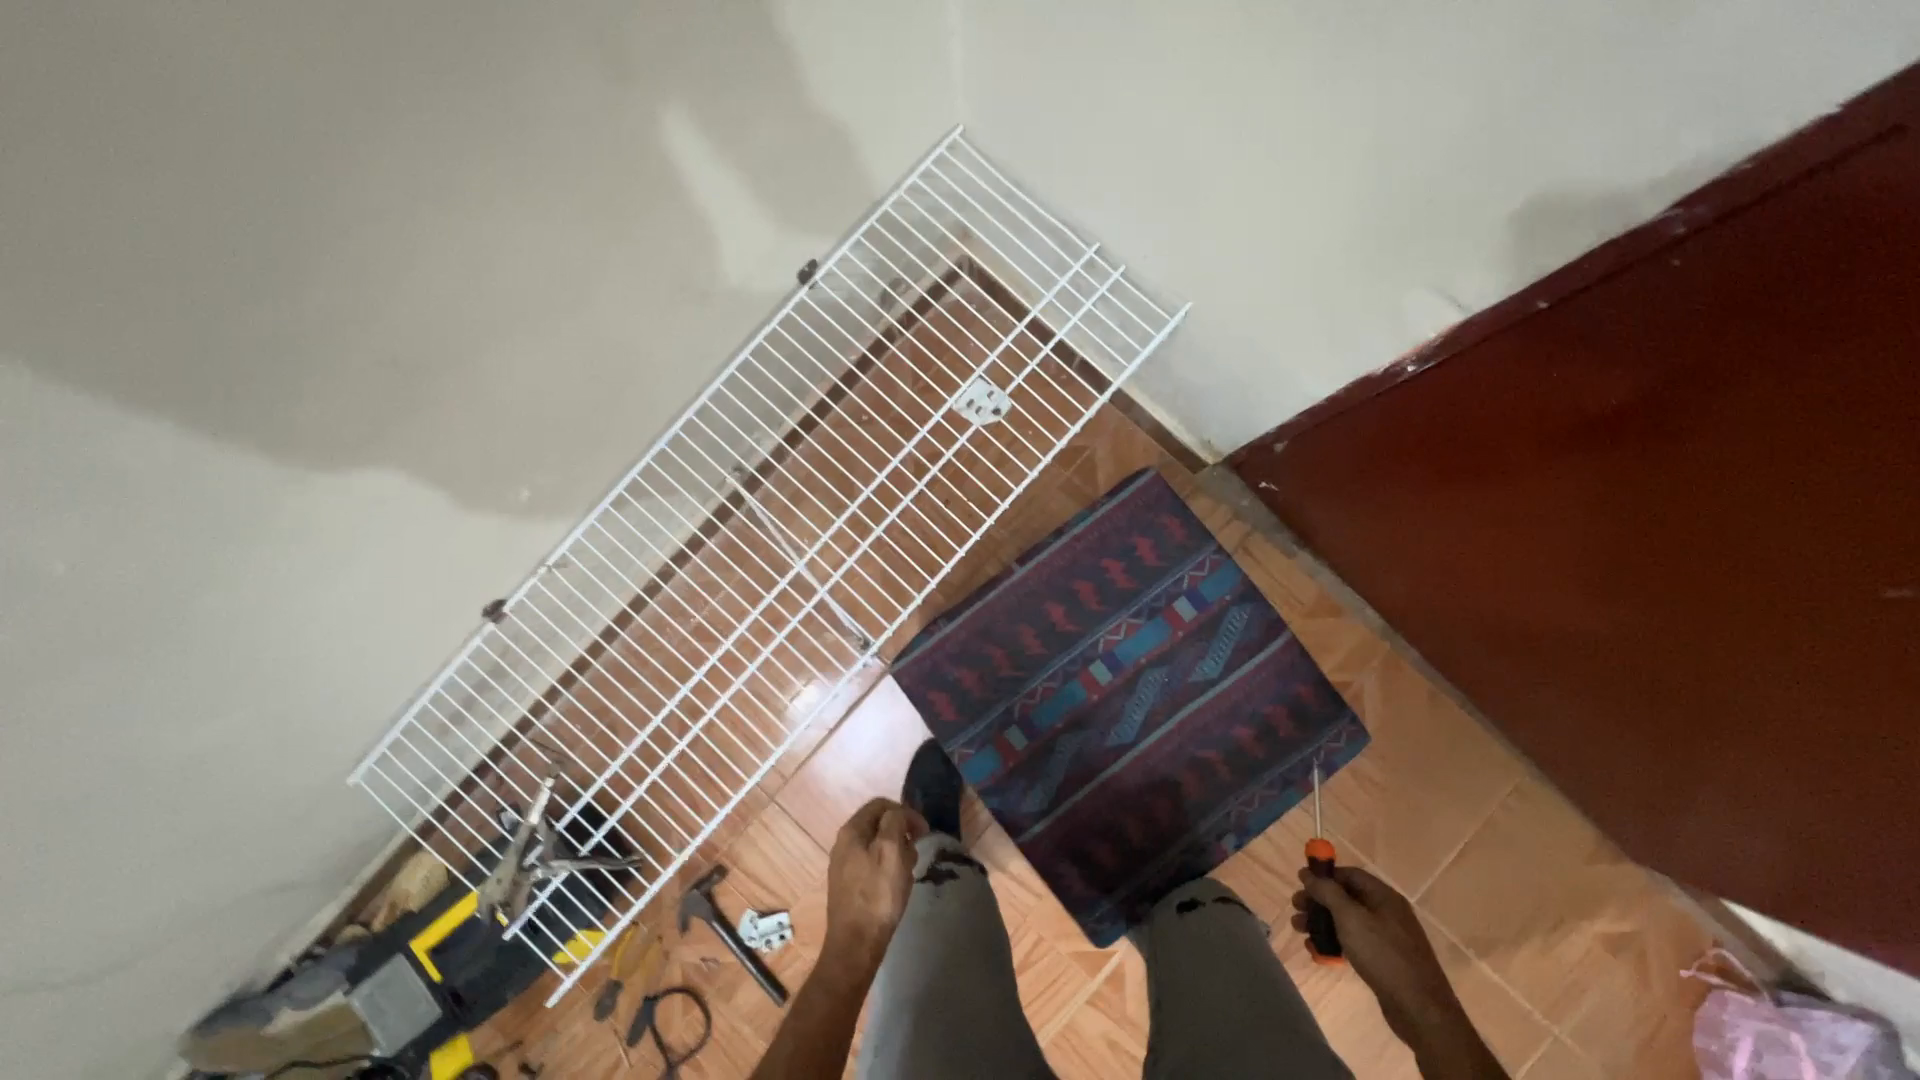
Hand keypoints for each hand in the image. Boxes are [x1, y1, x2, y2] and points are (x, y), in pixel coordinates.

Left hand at [824, 798, 926, 974]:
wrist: (856, 943)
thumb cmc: (877, 894)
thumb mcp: (891, 850)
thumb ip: (895, 822)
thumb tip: (898, 814)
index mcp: (851, 831)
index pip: (881, 805)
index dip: (905, 812)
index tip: (923, 832)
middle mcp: (844, 844)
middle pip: (879, 824)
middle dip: (902, 834)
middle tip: (915, 853)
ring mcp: (844, 865)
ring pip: (878, 846)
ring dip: (897, 853)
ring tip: (908, 872)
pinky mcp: (849, 885)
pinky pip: (873, 865)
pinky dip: (889, 869)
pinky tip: (896, 887)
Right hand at [1292, 866, 1468, 1046]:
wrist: (1419, 1007)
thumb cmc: (1383, 954)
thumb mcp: (1350, 918)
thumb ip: (1327, 892)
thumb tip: (1307, 873)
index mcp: (1383, 896)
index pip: (1349, 874)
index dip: (1324, 876)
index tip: (1301, 884)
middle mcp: (1386, 912)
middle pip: (1345, 898)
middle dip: (1318, 902)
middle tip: (1296, 909)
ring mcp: (1386, 937)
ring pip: (1347, 921)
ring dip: (1321, 923)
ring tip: (1300, 931)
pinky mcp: (1383, 959)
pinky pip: (1354, 942)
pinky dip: (1335, 943)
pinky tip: (1317, 952)